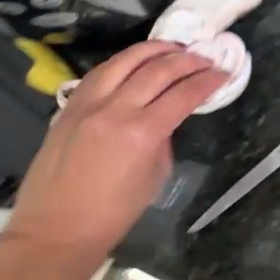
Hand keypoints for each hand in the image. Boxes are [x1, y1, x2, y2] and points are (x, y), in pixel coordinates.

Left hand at [1, 42, 226, 269]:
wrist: (55, 230)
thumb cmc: (114, 213)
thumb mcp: (155, 174)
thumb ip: (163, 137)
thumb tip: (166, 116)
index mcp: (143, 132)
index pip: (185, 93)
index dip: (209, 80)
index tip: (224, 74)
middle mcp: (115, 110)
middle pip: (158, 69)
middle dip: (188, 60)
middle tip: (206, 59)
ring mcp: (87, 106)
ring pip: (125, 61)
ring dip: (154, 50)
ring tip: (174, 49)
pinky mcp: (68, 108)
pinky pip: (99, 73)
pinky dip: (123, 62)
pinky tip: (136, 62)